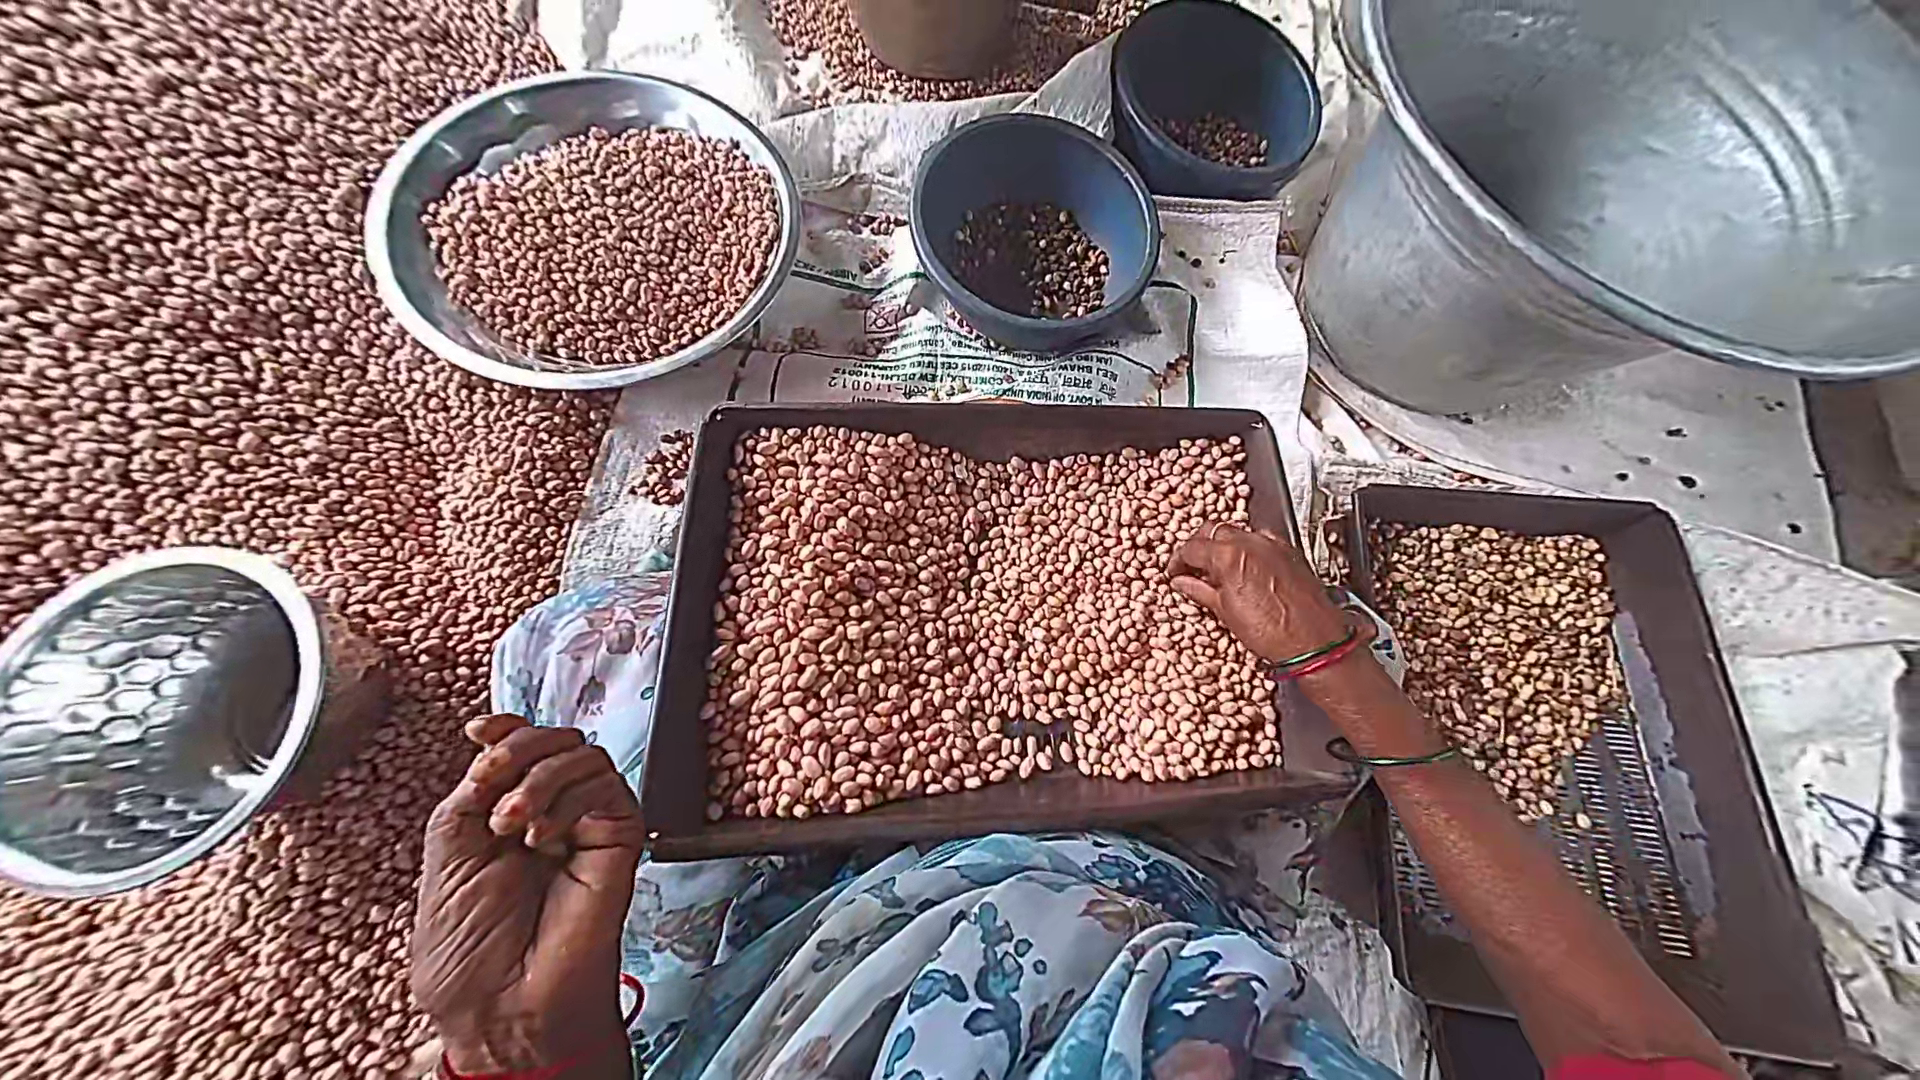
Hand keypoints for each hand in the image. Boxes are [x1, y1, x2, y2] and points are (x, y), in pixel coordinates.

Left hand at [412, 714, 643, 1076]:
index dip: (508, 728)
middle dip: (522, 747)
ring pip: (584, 755)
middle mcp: (556, 807)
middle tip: (492, 779)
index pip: (523, 751)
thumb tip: (491, 749)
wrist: (506, 1002)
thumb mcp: (448, 862)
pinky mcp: (621, 830)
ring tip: (512, 823)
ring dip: (541, 778)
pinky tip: (545, 839)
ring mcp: (590, 817)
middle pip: (557, 740)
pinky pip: (605, 787)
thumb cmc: (471, 949)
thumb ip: (469, 801)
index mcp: (513, 811)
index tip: (481, 729)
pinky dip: (569, 802)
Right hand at [1167, 523, 1351, 663]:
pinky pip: (1260, 540)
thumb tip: (1183, 582)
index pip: (1191, 547)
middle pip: (1212, 531)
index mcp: (1228, 555)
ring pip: (1237, 533)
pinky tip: (1243, 569)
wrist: (1315, 643)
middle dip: (1198, 547)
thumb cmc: (1273, 632)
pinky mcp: (1289, 552)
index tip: (1175, 572)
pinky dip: (1246, 549)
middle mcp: (1251, 542)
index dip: (1178, 560)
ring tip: (1216, 570)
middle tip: (1191, 567)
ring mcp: (1272, 545)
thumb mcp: (1224, 611)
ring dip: (1222, 546)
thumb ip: (1199, 590)